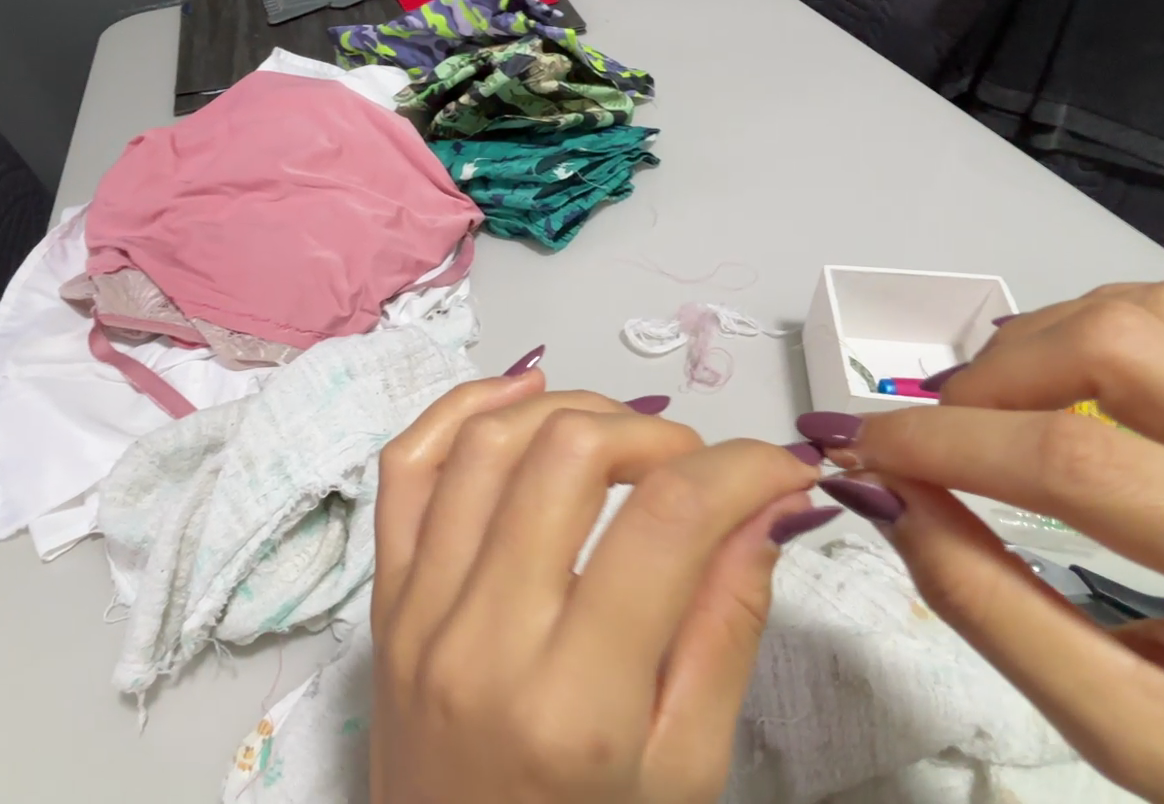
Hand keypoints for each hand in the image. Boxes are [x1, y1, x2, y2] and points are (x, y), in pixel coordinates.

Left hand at [369, 361, 830, 803]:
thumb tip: (769, 504)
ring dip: (569, 409)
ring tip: (621, 433)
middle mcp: (482, 637)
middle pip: (568, 456)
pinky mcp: (383, 595)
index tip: (780, 467)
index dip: (741, 470)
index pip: (667, 522)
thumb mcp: (685, 770)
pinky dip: (464, 408)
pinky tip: (522, 396)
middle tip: (692, 466)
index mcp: (576, 701)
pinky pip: (406, 468)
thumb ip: (726, 626)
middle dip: (653, 433)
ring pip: (488, 442)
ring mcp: (418, 607)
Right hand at [802, 282, 1163, 803]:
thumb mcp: (1140, 741)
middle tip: (939, 433)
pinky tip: (1087, 382)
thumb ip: (994, 611)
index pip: (1088, 467)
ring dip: (1046, 340)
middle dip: (993, 377)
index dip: (948, 443)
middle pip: (1128, 344)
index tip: (869, 452)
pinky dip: (1114, 323)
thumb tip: (894, 497)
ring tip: (1002, 406)